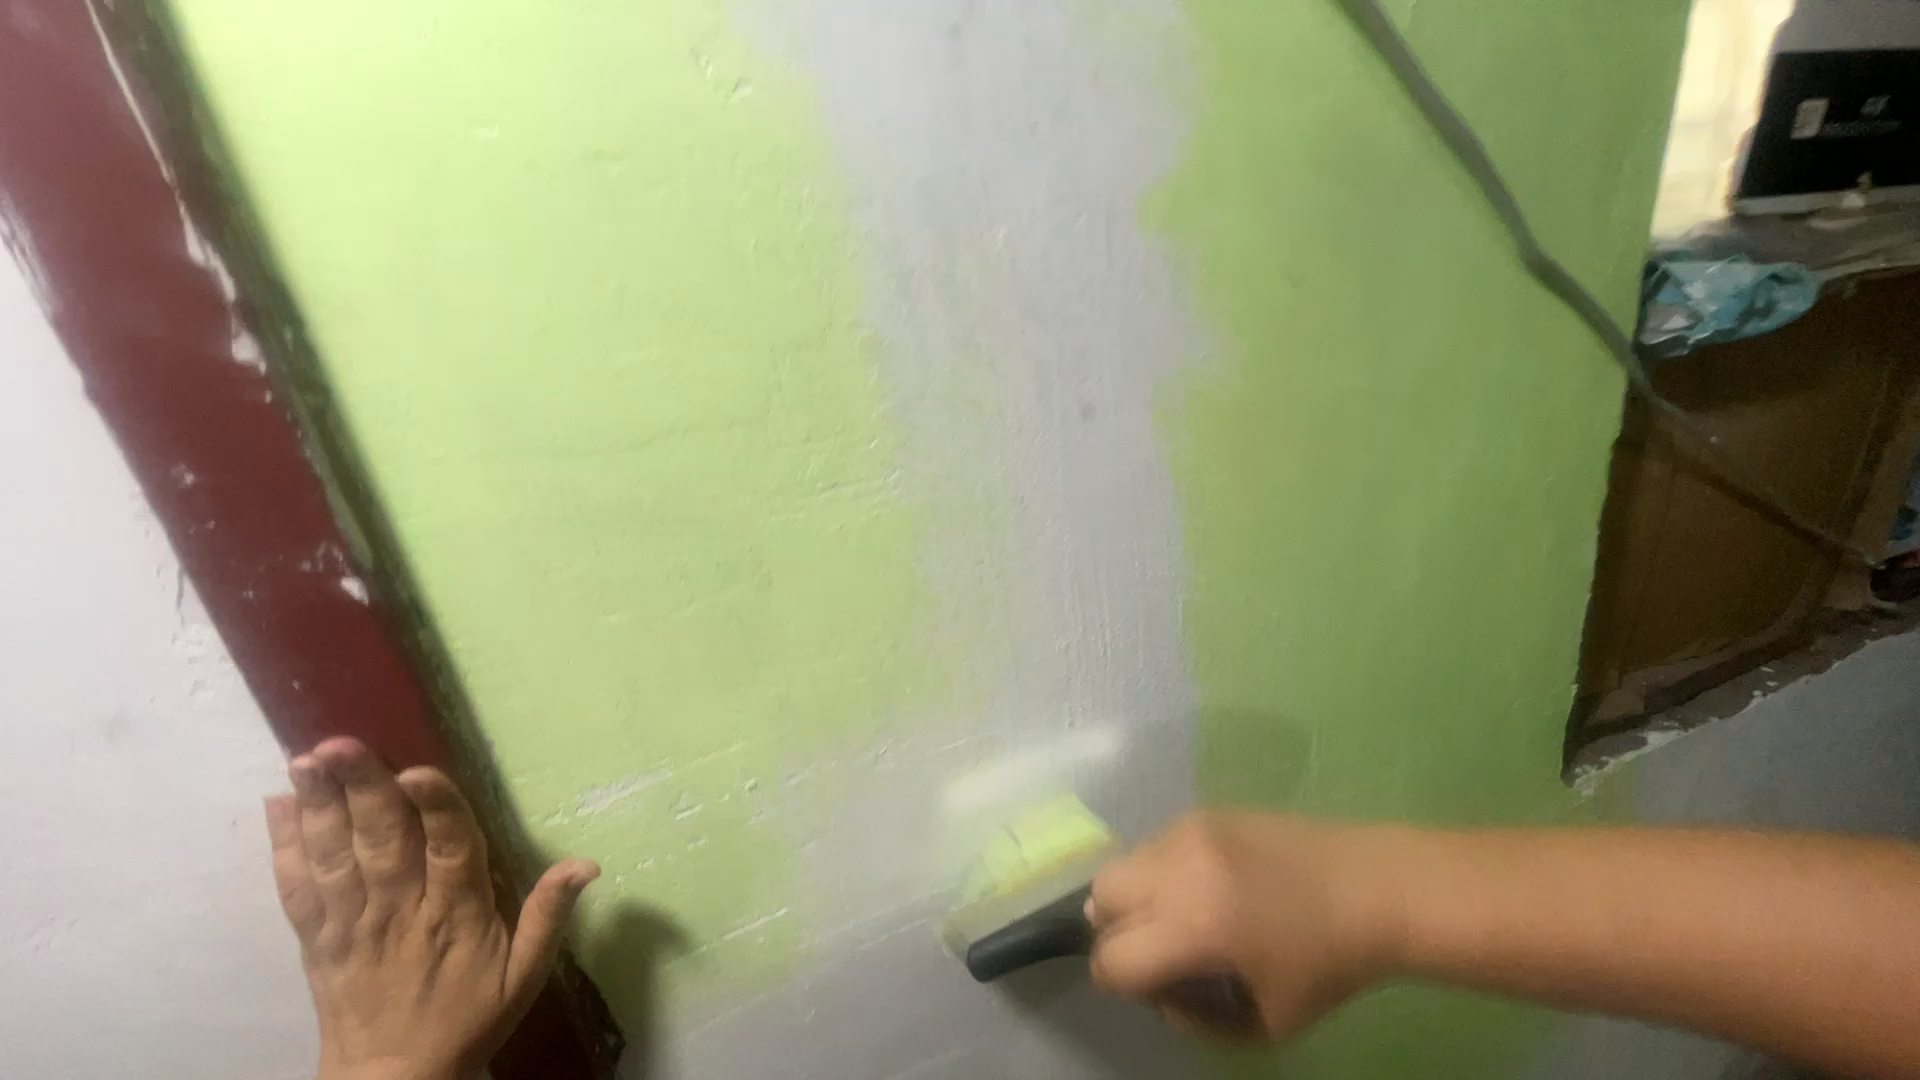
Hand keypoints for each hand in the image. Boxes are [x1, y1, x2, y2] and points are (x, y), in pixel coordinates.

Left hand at [266, 737, 599, 1079]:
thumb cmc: (470, 1018)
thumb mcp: (526, 975)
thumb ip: (550, 915)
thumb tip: (586, 863)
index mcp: (455, 915)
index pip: (448, 851)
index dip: (436, 809)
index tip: (419, 770)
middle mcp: (399, 912)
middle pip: (380, 843)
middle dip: (361, 790)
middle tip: (341, 743)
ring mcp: (351, 925)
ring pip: (333, 857)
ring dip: (318, 806)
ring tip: (305, 759)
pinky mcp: (316, 941)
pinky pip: (296, 890)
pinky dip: (283, 847)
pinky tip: (278, 805)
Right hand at [1085, 812, 1404, 1040]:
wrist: (1369, 887)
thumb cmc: (1325, 965)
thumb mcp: (1265, 1024)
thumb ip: (1197, 1021)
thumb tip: (1158, 993)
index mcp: (1195, 928)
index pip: (1113, 957)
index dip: (1118, 979)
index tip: (1146, 985)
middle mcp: (1178, 871)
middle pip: (1100, 898)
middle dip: (1118, 930)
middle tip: (1156, 946)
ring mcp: (1186, 832)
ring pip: (1121, 865)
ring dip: (1135, 896)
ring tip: (1181, 912)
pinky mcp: (1199, 813)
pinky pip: (1152, 845)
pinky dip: (1160, 870)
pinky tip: (1204, 884)